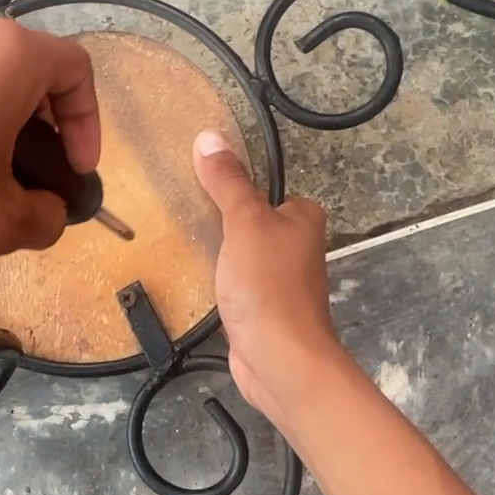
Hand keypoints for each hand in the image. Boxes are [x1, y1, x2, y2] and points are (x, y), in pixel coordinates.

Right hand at [191, 129, 348, 418]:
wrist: (279, 358)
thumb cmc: (267, 284)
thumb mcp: (244, 222)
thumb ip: (228, 182)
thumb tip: (209, 136)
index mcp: (304, 219)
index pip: (269, 191)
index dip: (240, 192)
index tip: (205, 192)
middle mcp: (300, 248)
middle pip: (255, 224)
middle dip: (227, 226)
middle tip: (190, 219)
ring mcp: (285, 283)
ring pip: (247, 257)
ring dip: (224, 258)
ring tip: (191, 251)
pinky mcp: (268, 312)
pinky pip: (240, 287)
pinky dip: (224, 286)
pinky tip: (204, 287)